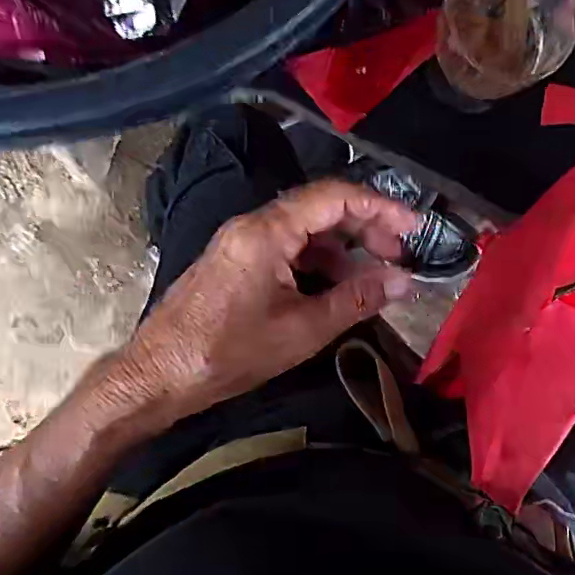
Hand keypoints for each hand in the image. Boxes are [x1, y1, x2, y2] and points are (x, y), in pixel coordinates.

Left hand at [107, 179, 416, 417]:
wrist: (159, 375)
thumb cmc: (230, 353)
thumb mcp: (302, 330)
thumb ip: (356, 301)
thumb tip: (403, 282)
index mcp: (267, 232)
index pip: (334, 198)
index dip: (381, 207)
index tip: (415, 226)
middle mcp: (252, 226)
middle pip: (320, 210)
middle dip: (366, 228)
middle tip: (401, 255)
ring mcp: (241, 244)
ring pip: (304, 231)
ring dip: (343, 248)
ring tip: (375, 276)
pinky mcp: (235, 264)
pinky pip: (286, 250)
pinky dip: (318, 263)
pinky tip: (337, 287)